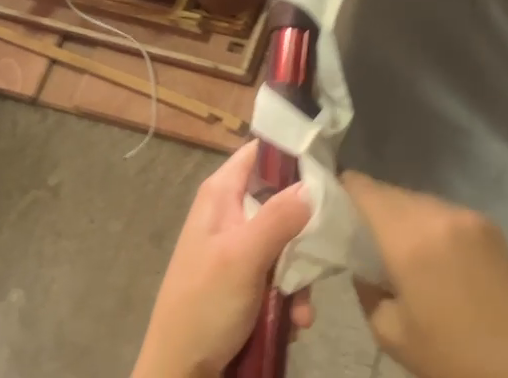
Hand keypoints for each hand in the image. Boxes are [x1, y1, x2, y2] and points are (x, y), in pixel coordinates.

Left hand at [132, 141, 313, 377]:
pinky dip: (290, 297)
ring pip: (286, 242)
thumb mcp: (243, 257)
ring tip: (302, 308)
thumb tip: (313, 184)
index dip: (291, 154)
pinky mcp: (246, 280)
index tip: (327, 167)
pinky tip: (294, 321)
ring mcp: (238, 248)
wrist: (180, 371)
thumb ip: (278, 218)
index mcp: (221, 194)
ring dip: (299, 275)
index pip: (259, 153)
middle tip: (320, 253)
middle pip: (281, 199)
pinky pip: (280, 275)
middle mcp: (230, 213)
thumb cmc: (205, 305)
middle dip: (304, 230)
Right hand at [343, 172, 507, 377]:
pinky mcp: (486, 222)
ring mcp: (464, 214)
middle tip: (362, 238)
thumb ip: (364, 285)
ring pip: (415, 200)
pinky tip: (434, 256)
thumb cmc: (452, 354)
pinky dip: (429, 225)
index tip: (330, 212)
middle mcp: (435, 214)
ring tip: (400, 250)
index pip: (361, 187)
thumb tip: (357, 259)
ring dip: (401, 217)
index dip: (340, 193)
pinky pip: (442, 212)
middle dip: (370, 209)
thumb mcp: (390, 331)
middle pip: (387, 192)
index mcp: (407, 239)